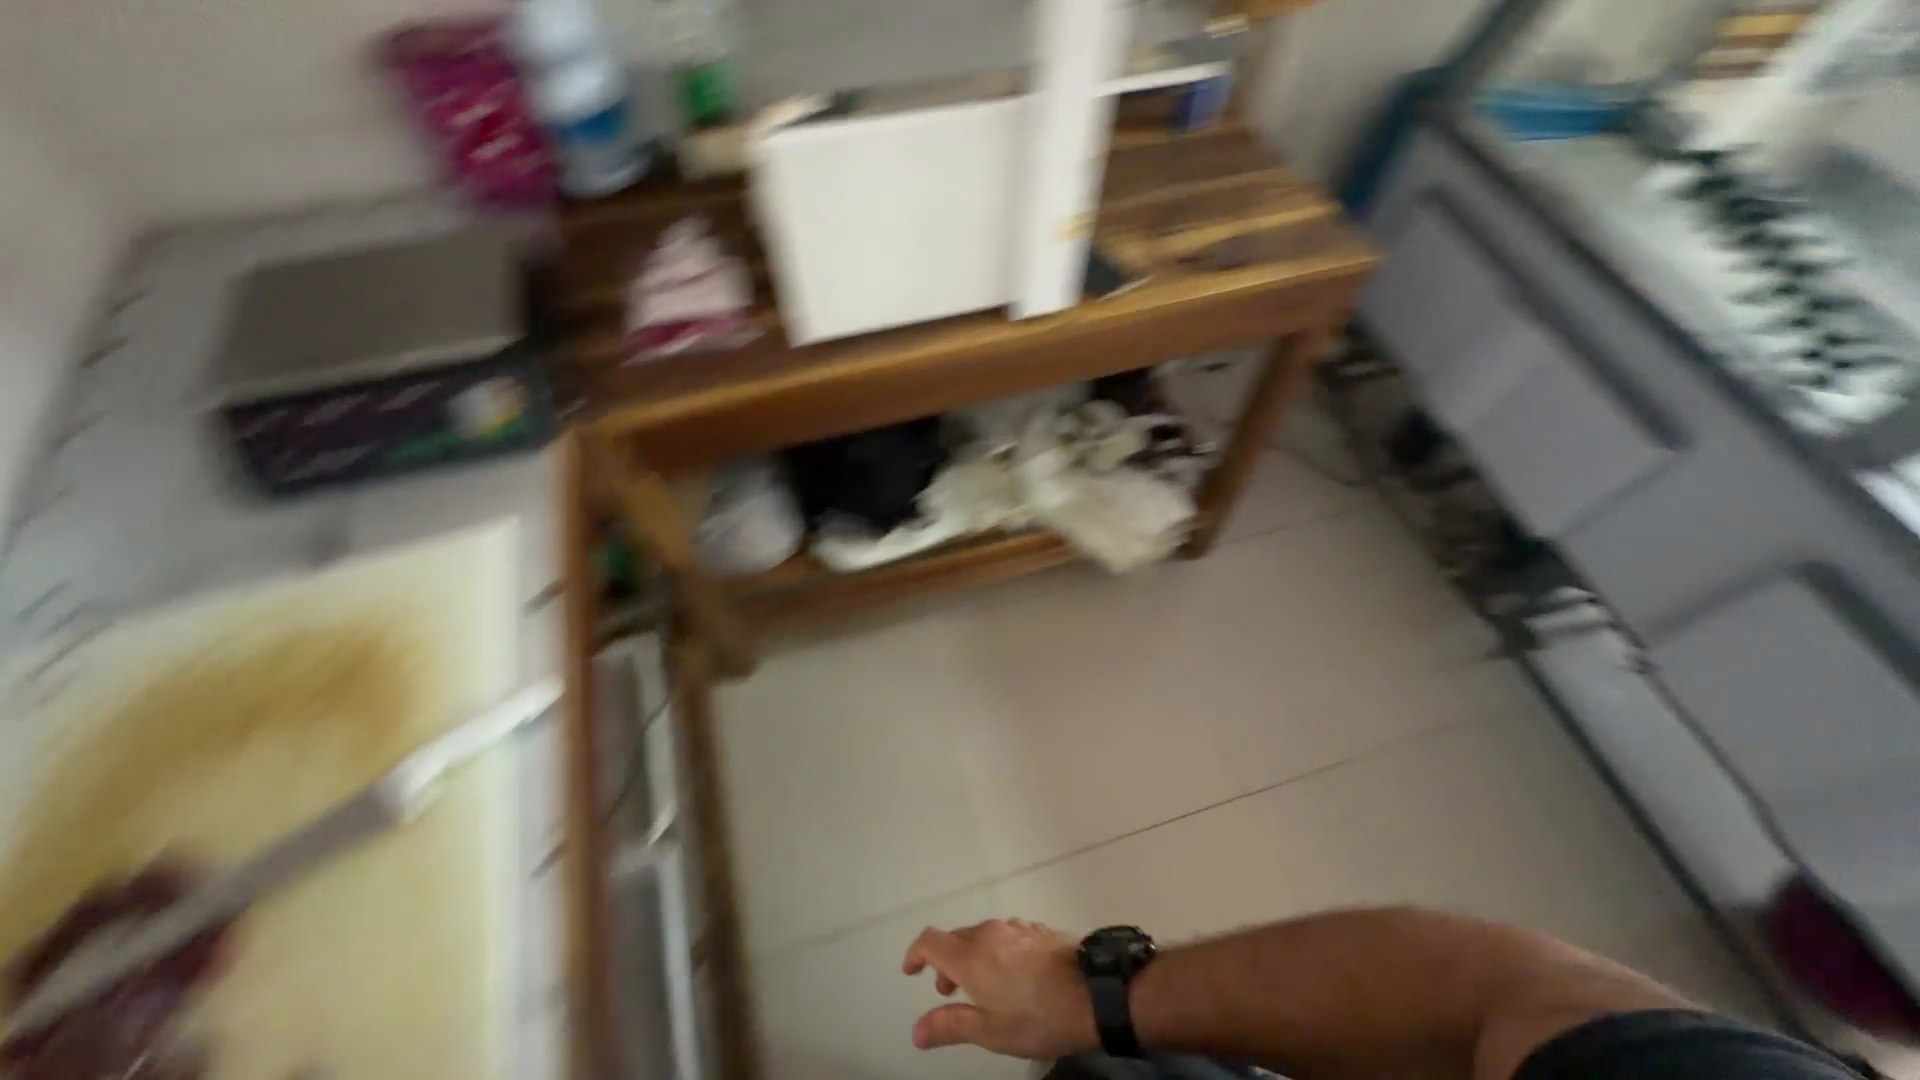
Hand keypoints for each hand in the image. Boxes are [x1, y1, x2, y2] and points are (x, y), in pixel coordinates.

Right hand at [901, 918, 1097, 1058]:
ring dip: (974, 956)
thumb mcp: (990, 1031)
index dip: (916, 953)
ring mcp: (1018, 928)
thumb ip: (950, 1026)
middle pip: (957, 938)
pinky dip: (1000, 952)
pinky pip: (1009, 936)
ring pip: (984, 936)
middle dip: (946, 962)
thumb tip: (916, 1029)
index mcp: (971, 955)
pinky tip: (1016, 975)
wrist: (1095, 993)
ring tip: (984, 986)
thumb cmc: (1037, 1017)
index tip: (911, 971)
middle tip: (949, 992)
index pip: (930, 940)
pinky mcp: (1041, 930)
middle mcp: (990, 933)